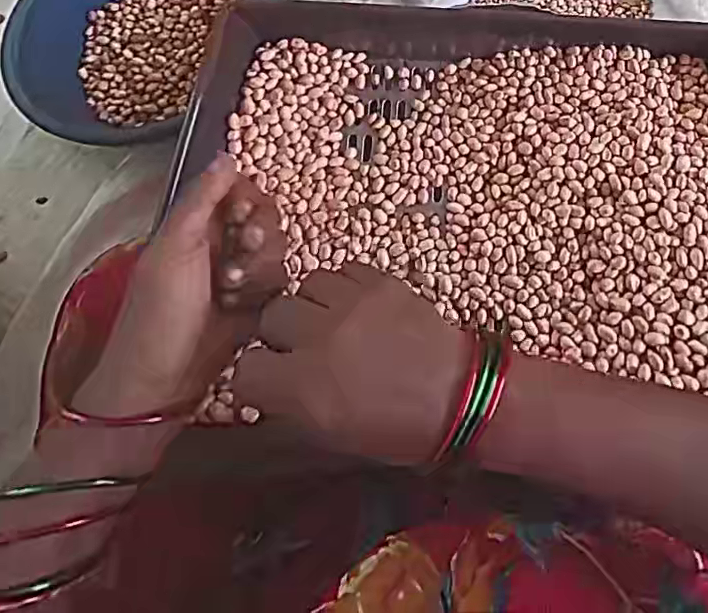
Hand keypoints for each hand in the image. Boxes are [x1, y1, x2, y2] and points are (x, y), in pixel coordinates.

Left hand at [74, 155, 289, 415]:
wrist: (161, 385)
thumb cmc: (157, 314)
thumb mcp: (174, 248)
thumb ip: (201, 199)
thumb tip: (226, 155)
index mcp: (197, 224)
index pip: (240, 190)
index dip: (249, 200)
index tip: (241, 218)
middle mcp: (222, 243)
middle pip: (266, 217)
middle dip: (259, 237)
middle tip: (240, 256)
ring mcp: (242, 273)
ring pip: (278, 249)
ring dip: (259, 269)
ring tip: (231, 291)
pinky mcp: (258, 302)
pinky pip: (281, 280)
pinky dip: (265, 292)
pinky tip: (242, 307)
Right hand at [232, 263, 466, 463]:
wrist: (461, 393)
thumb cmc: (398, 431)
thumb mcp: (334, 437)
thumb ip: (290, 409)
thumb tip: (262, 391)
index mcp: (304, 387)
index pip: (246, 368)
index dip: (254, 377)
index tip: (268, 381)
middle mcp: (321, 337)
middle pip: (271, 315)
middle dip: (279, 333)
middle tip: (298, 347)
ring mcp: (352, 302)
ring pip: (304, 284)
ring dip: (310, 304)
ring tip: (328, 321)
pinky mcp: (379, 280)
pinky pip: (341, 269)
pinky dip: (341, 285)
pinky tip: (354, 305)